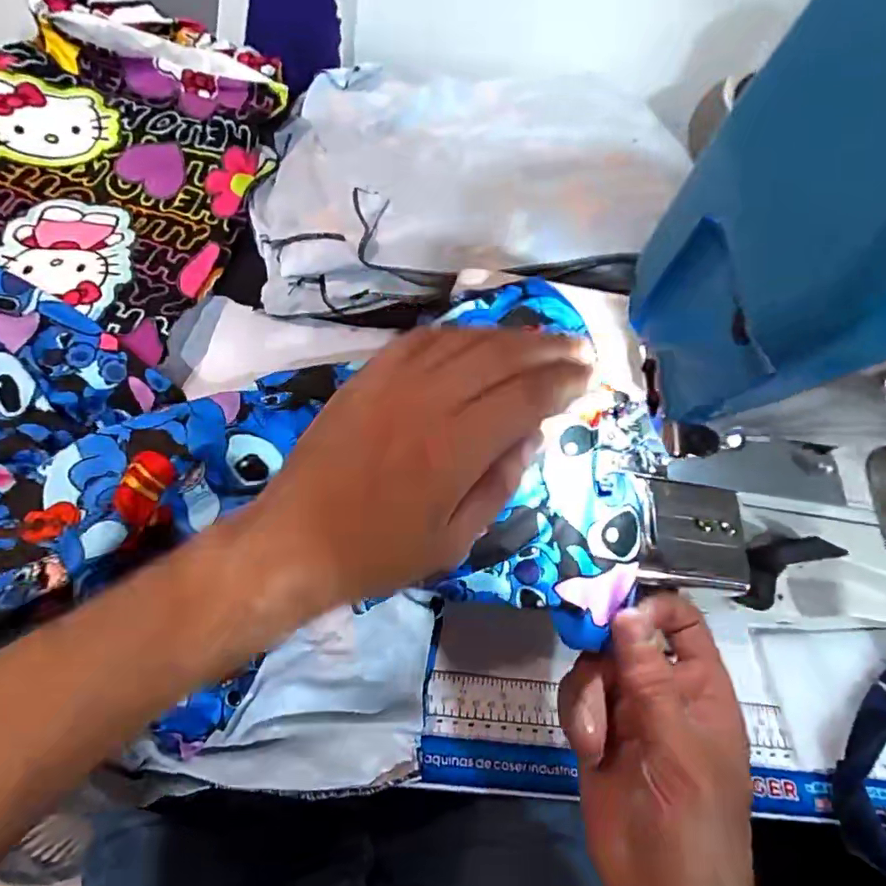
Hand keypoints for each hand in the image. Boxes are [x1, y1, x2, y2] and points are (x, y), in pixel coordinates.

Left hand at [239, 326, 591, 612]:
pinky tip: (476, 338)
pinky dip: (457, 333)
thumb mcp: (453, 540)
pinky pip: (421, 339)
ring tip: (538, 339)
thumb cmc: (377, 551)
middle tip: (578, 349)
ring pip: (464, 341)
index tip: (589, 377)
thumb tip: (532, 435)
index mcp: (455, 448)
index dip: (563, 383)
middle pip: (501, 358)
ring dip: (507, 336)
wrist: (296, 539)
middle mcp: (428, 401)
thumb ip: (500, 483)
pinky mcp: (367, 376)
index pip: (525, 397)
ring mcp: (393, 382)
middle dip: (548, 349)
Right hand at [559, 594, 756, 885]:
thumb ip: (650, 678)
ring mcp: (626, 713)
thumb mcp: (678, 748)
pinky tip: (588, 750)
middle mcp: (661, 691)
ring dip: (588, 696)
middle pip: (624, 638)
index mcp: (699, 688)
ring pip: (594, 667)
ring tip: (594, 738)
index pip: (681, 624)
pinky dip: (576, 717)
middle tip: (591, 666)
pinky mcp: (596, 734)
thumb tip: (626, 612)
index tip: (615, 609)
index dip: (652, 608)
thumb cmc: (693, 825)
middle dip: (603, 651)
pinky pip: (577, 699)